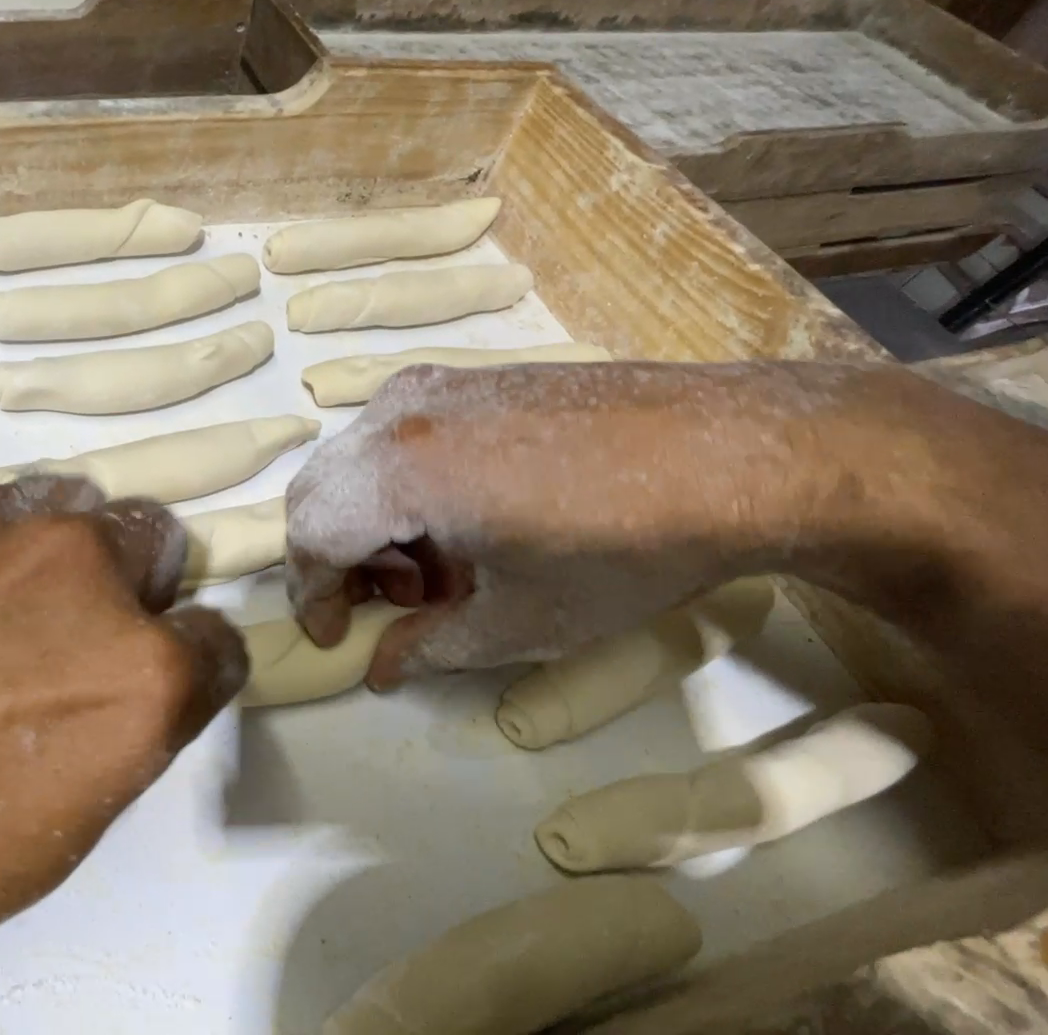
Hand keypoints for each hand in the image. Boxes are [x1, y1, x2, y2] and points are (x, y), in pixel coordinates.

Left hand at [0, 477, 246, 1025]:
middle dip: (131, 589)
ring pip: (69, 507)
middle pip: (152, 539)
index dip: (189, 663)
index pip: (216, 638)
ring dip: (56, 556)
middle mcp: (81, 579)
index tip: (162, 680)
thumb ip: (115, 735)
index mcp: (138, 679)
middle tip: (68, 642)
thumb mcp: (49, 837)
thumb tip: (123, 685)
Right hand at [284, 362, 920, 689]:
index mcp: (397, 472)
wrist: (738, 453)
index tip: (335, 637)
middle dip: (336, 559)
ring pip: (352, 463)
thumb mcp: (518, 622)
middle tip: (389, 606)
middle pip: (317, 492)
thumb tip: (378, 667)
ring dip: (368, 524)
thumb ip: (428, 647)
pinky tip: (462, 522)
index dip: (311, 595)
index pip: (309, 535)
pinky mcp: (466, 379)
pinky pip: (393, 437)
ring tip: (436, 570)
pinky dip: (397, 488)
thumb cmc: (622, 550)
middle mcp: (396, 415)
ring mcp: (431, 386)